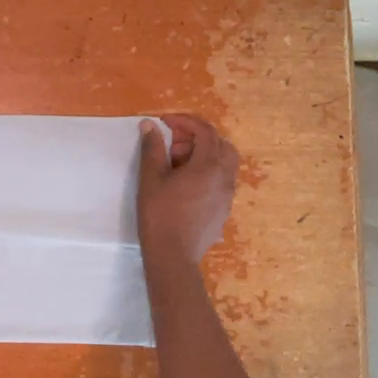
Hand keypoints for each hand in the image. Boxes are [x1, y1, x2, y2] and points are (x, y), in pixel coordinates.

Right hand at [137, 114, 238, 263]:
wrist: (174, 255)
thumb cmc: (159, 214)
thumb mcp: (151, 178)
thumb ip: (152, 148)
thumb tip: (150, 125)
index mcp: (208, 166)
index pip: (205, 131)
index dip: (185, 121)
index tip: (164, 122)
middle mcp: (224, 178)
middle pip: (221, 144)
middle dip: (197, 137)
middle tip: (172, 144)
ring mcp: (227, 195)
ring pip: (224, 163)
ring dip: (203, 154)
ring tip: (177, 164)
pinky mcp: (224, 209)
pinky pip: (221, 180)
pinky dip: (206, 171)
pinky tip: (184, 184)